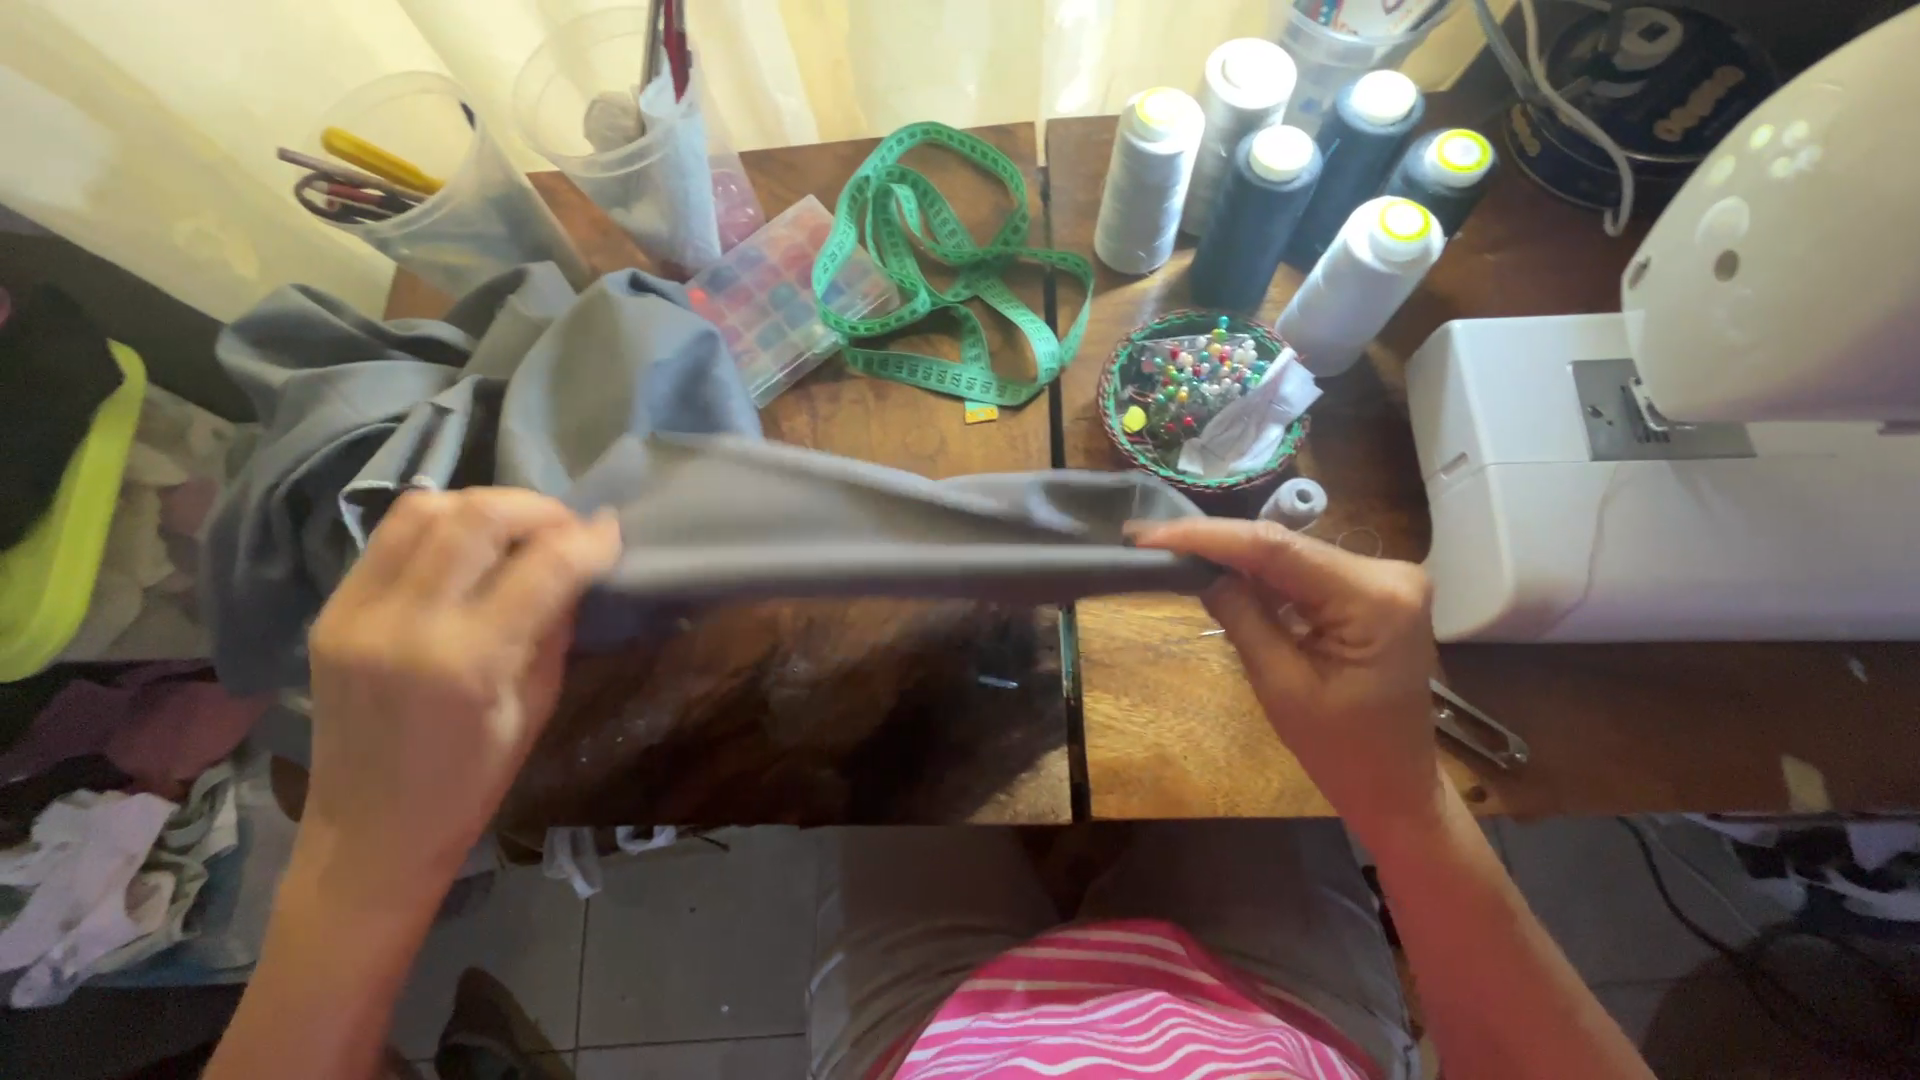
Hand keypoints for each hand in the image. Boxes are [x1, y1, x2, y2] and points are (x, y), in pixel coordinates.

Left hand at [301, 489, 620, 896]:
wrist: (370, 830)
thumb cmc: (472, 781)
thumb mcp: (537, 704)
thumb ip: (554, 626)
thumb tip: (576, 566)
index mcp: (466, 663)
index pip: (543, 566)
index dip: (589, 540)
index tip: (613, 532)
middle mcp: (403, 624)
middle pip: (478, 517)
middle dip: (539, 509)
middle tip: (569, 526)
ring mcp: (355, 611)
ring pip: (425, 509)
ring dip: (486, 506)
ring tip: (518, 529)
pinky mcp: (331, 609)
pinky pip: (391, 536)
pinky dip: (442, 524)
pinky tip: (470, 546)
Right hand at [1129, 517, 1443, 837]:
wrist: (1396, 785)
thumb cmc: (1343, 750)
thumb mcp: (1281, 686)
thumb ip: (1242, 617)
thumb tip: (1198, 570)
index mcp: (1375, 598)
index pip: (1277, 549)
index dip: (1208, 537)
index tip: (1150, 536)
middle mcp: (1388, 573)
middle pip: (1283, 546)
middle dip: (1215, 544)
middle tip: (1149, 541)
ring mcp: (1381, 579)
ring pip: (1289, 555)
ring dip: (1232, 558)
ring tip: (1172, 553)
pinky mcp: (1369, 590)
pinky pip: (1302, 572)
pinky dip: (1259, 576)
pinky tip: (1218, 573)